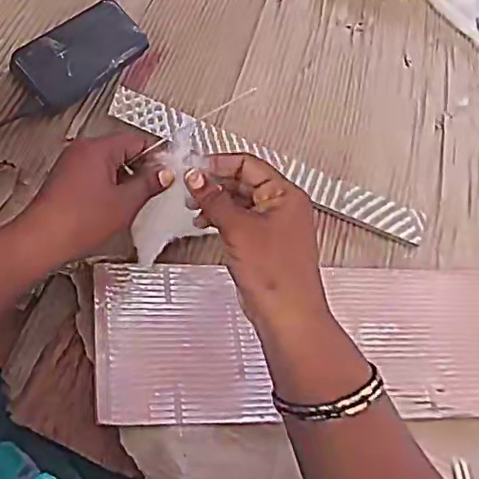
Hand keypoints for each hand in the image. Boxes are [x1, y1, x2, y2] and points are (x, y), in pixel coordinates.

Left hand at [7, 130, 161, 269]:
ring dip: (124, 177)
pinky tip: (113, 204)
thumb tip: (162, 174)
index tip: (167, 171)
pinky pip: (93, 173)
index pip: (136, 140)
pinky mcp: (64, 177)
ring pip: (107, 162)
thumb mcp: (125, 203)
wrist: (43, 238)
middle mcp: (82, 150)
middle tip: (155, 187)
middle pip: (121, 149)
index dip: (156, 155)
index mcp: (98, 148)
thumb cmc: (76, 220)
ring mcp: (71, 163)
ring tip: (134, 200)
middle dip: (140, 167)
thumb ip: (148, 184)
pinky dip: (107, 184)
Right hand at [185, 154, 326, 326]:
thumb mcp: (238, 227)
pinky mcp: (263, 242)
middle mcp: (282, 206)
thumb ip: (214, 198)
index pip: (248, 163)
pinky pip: (238, 218)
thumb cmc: (278, 277)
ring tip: (195, 204)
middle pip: (242, 180)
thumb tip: (197, 178)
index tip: (195, 169)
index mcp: (286, 195)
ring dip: (214, 200)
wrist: (287, 315)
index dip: (219, 164)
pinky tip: (206, 221)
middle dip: (214, 182)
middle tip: (190, 186)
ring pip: (238, 199)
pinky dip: (220, 216)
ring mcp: (273, 225)